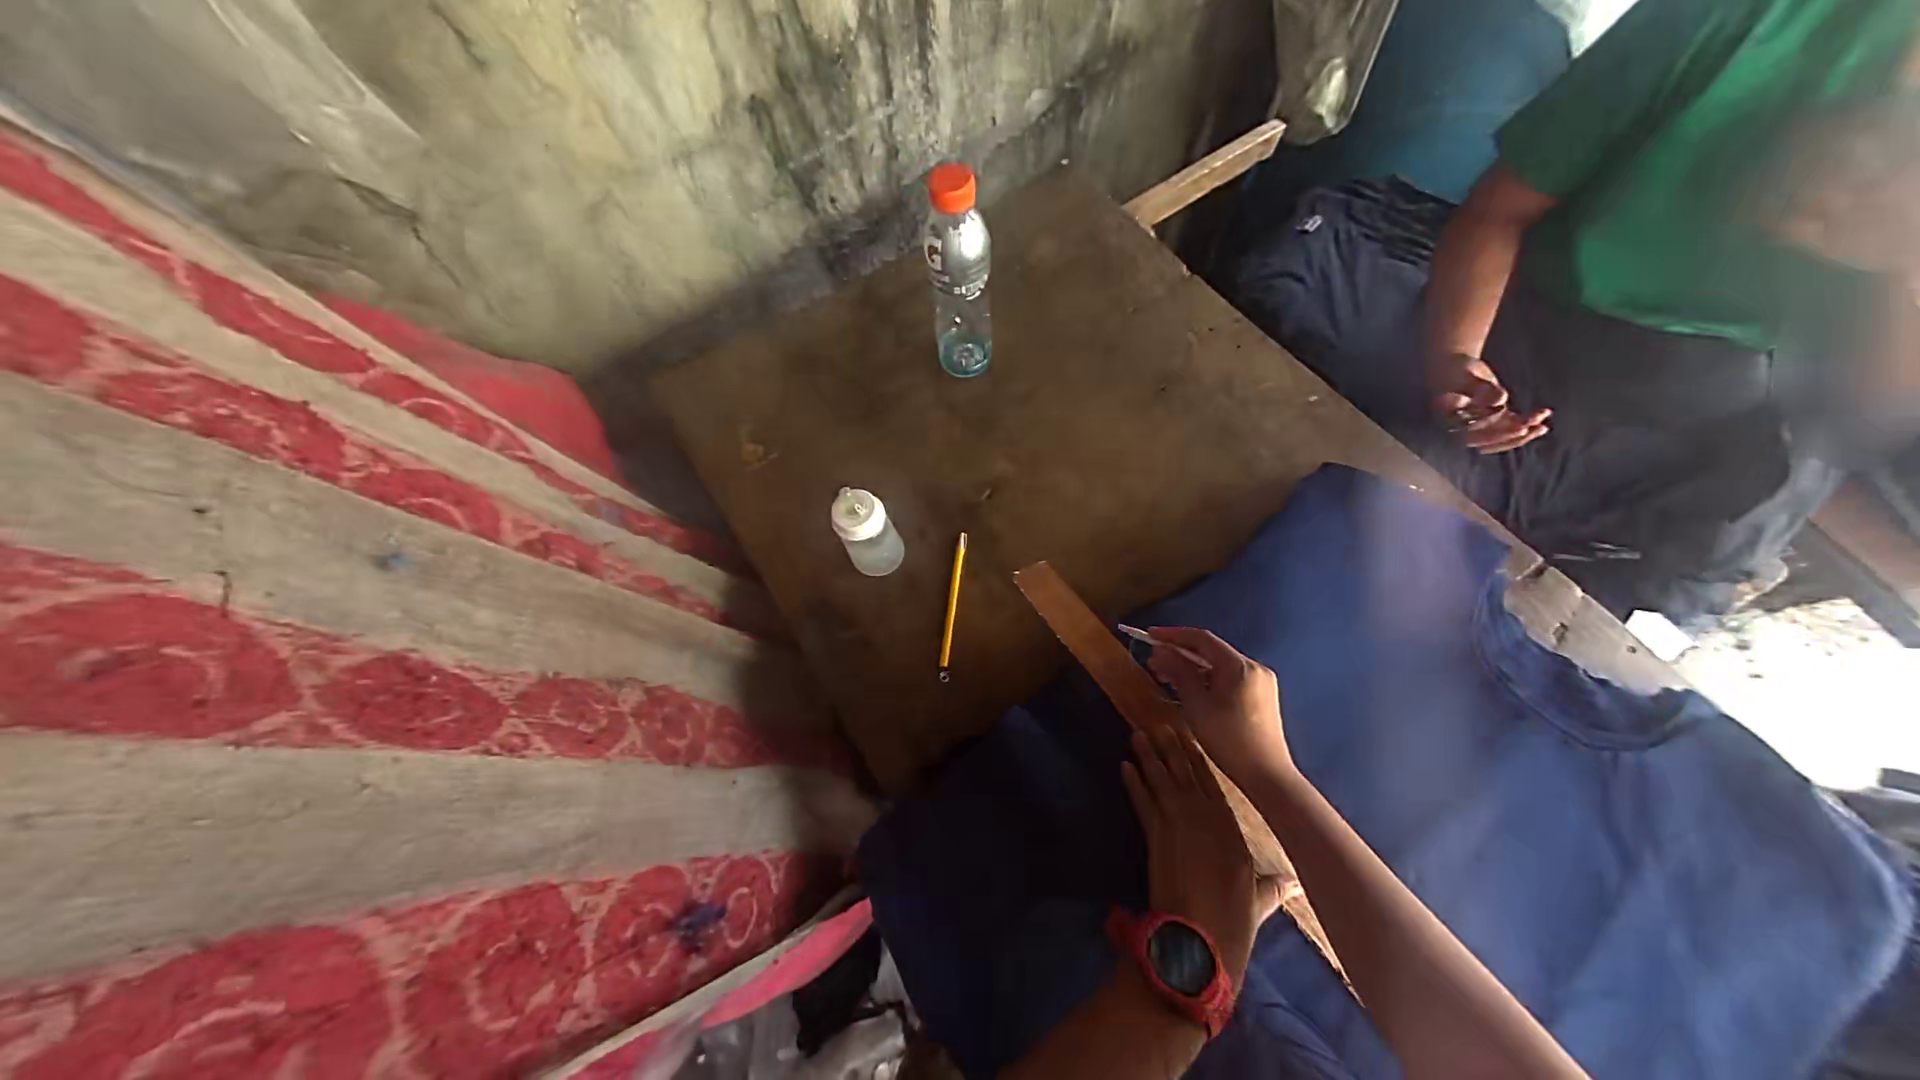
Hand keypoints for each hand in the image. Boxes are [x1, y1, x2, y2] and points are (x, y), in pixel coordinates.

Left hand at [1122, 726, 1260, 979]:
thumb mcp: (1259, 899)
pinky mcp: (1154, 833)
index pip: (1210, 781)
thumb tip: (1294, 883)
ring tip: (1136, 734)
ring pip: (1161, 779)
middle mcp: (1204, 815)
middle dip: (1169, 746)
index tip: (1186, 736)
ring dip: (1147, 755)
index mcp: (1230, 825)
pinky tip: (1124, 764)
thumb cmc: (1234, 920)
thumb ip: (1274, 886)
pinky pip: (1141, 799)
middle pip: (1183, 772)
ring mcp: (1178, 821)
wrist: (1202, 938)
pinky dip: (1132, 781)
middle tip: (1157, 724)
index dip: (1196, 757)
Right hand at [1144, 628, 1292, 787]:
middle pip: (1211, 650)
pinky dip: (1206, 678)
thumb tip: (1161, 651)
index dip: (1173, 635)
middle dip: (1180, 653)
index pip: (1202, 638)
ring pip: (1219, 665)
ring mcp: (1260, 682)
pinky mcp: (1261, 696)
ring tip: (1166, 676)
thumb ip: (1179, 672)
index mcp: (1239, 666)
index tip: (1149, 635)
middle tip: (1154, 662)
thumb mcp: (1196, 704)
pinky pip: (1228, 677)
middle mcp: (1253, 667)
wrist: (1267, 775)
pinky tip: (1189, 689)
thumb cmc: (1228, 739)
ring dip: (1192, 667)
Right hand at [1428, 352, 1549, 453]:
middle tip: (1524, 428)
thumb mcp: (1466, 376)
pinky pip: (1510, 429)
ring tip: (1541, 426)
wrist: (1455, 367)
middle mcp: (1459, 428)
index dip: (1483, 426)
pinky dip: (1527, 425)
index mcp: (1447, 420)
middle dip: (1505, 436)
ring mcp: (1478, 425)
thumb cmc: (1455, 370)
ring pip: (1498, 439)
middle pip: (1482, 441)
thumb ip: (1481, 388)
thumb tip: (1501, 400)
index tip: (1500, 409)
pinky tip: (1542, 415)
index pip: (1464, 432)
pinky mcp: (1494, 420)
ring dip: (1520, 435)